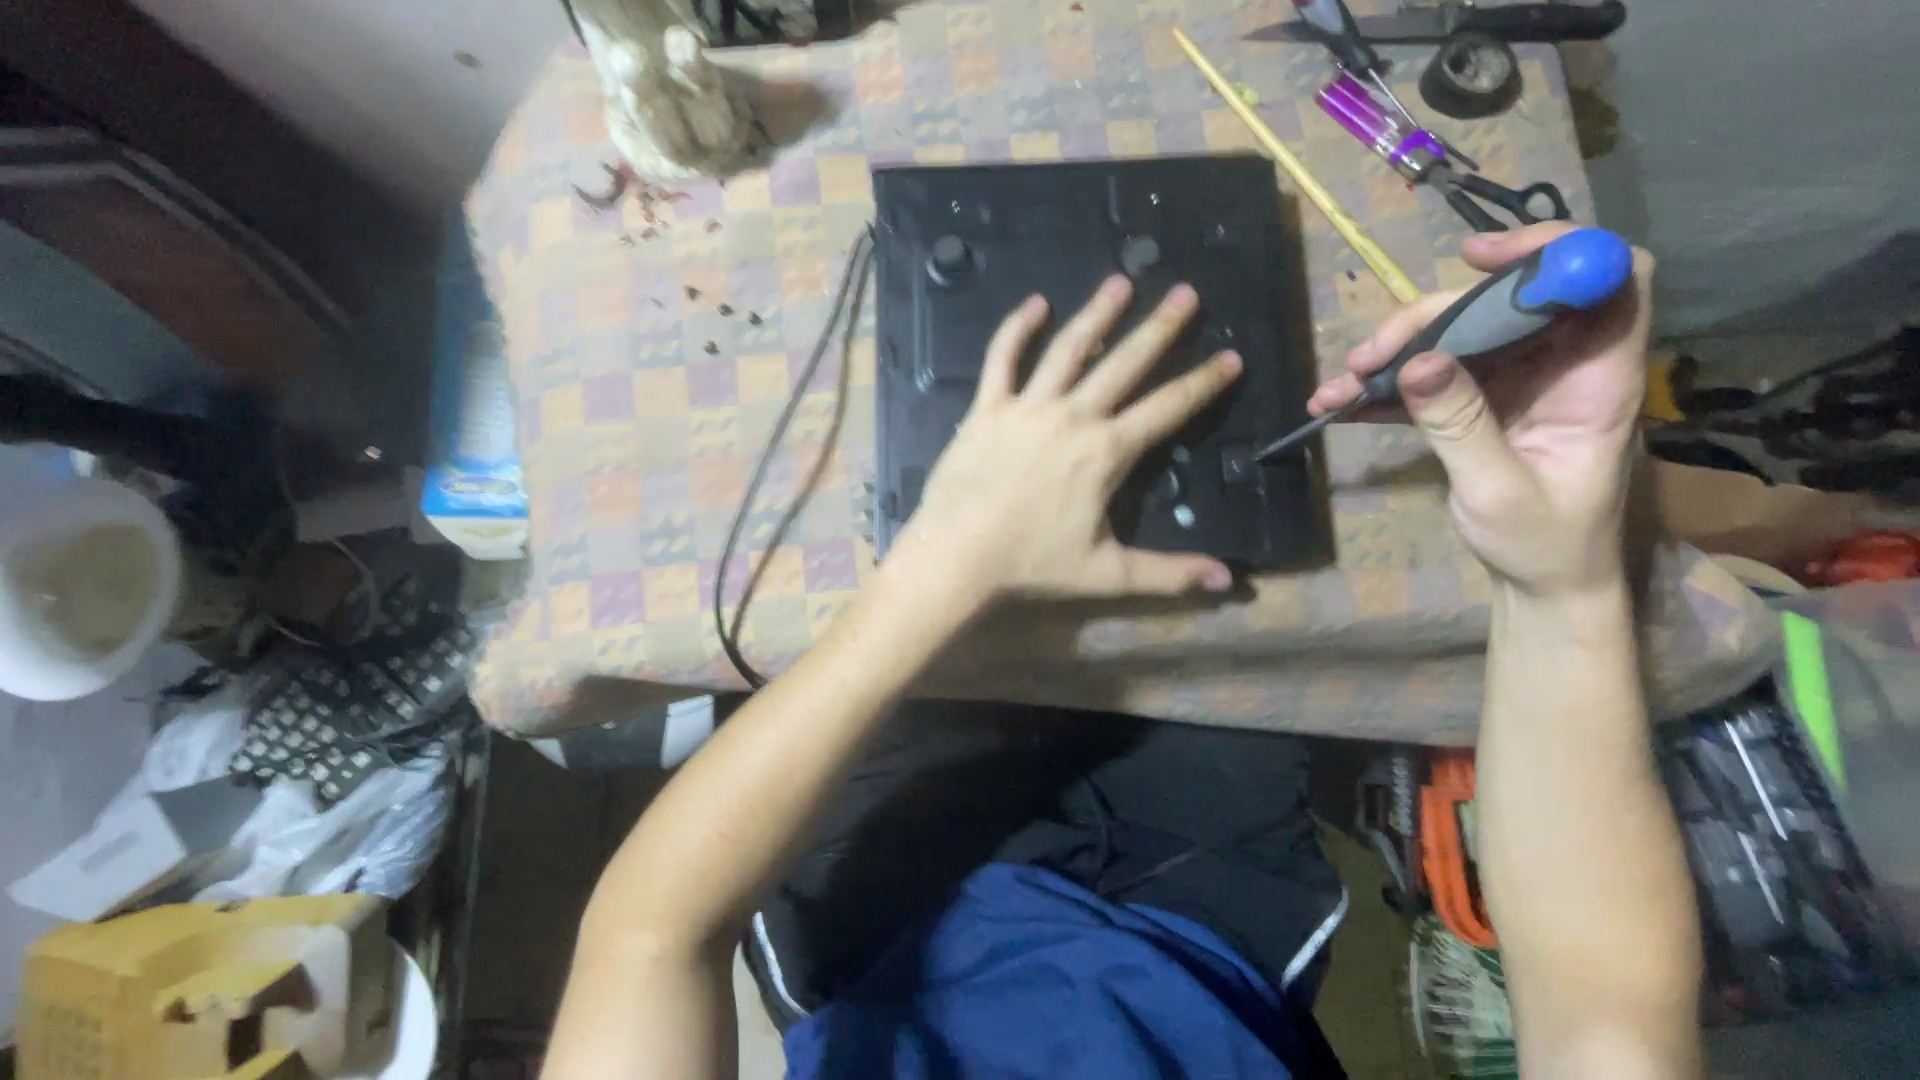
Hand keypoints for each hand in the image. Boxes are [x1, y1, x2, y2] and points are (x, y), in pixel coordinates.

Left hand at [886, 275, 1243, 604]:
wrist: (957, 555)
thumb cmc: (1032, 564)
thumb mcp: (1107, 574)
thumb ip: (1170, 574)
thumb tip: (1229, 583)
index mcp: (1107, 452)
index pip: (1168, 408)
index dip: (1203, 382)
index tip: (1230, 356)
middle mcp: (1073, 417)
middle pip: (1125, 363)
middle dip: (1160, 328)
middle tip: (1187, 293)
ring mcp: (1027, 407)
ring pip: (1069, 349)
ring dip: (1098, 313)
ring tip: (1120, 283)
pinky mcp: (988, 408)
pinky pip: (1003, 359)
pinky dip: (1017, 328)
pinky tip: (1035, 303)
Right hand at [1307, 222, 1652, 597]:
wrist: (1541, 582)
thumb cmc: (1544, 544)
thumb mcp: (1500, 491)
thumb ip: (1462, 426)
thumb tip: (1417, 362)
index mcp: (1596, 379)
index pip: (1604, 280)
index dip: (1553, 250)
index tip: (1476, 259)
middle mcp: (1558, 366)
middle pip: (1501, 304)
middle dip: (1428, 318)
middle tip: (1370, 355)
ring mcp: (1514, 383)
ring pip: (1455, 337)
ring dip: (1392, 353)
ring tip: (1340, 386)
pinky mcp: (1477, 403)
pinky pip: (1428, 377)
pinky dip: (1382, 387)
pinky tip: (1337, 405)